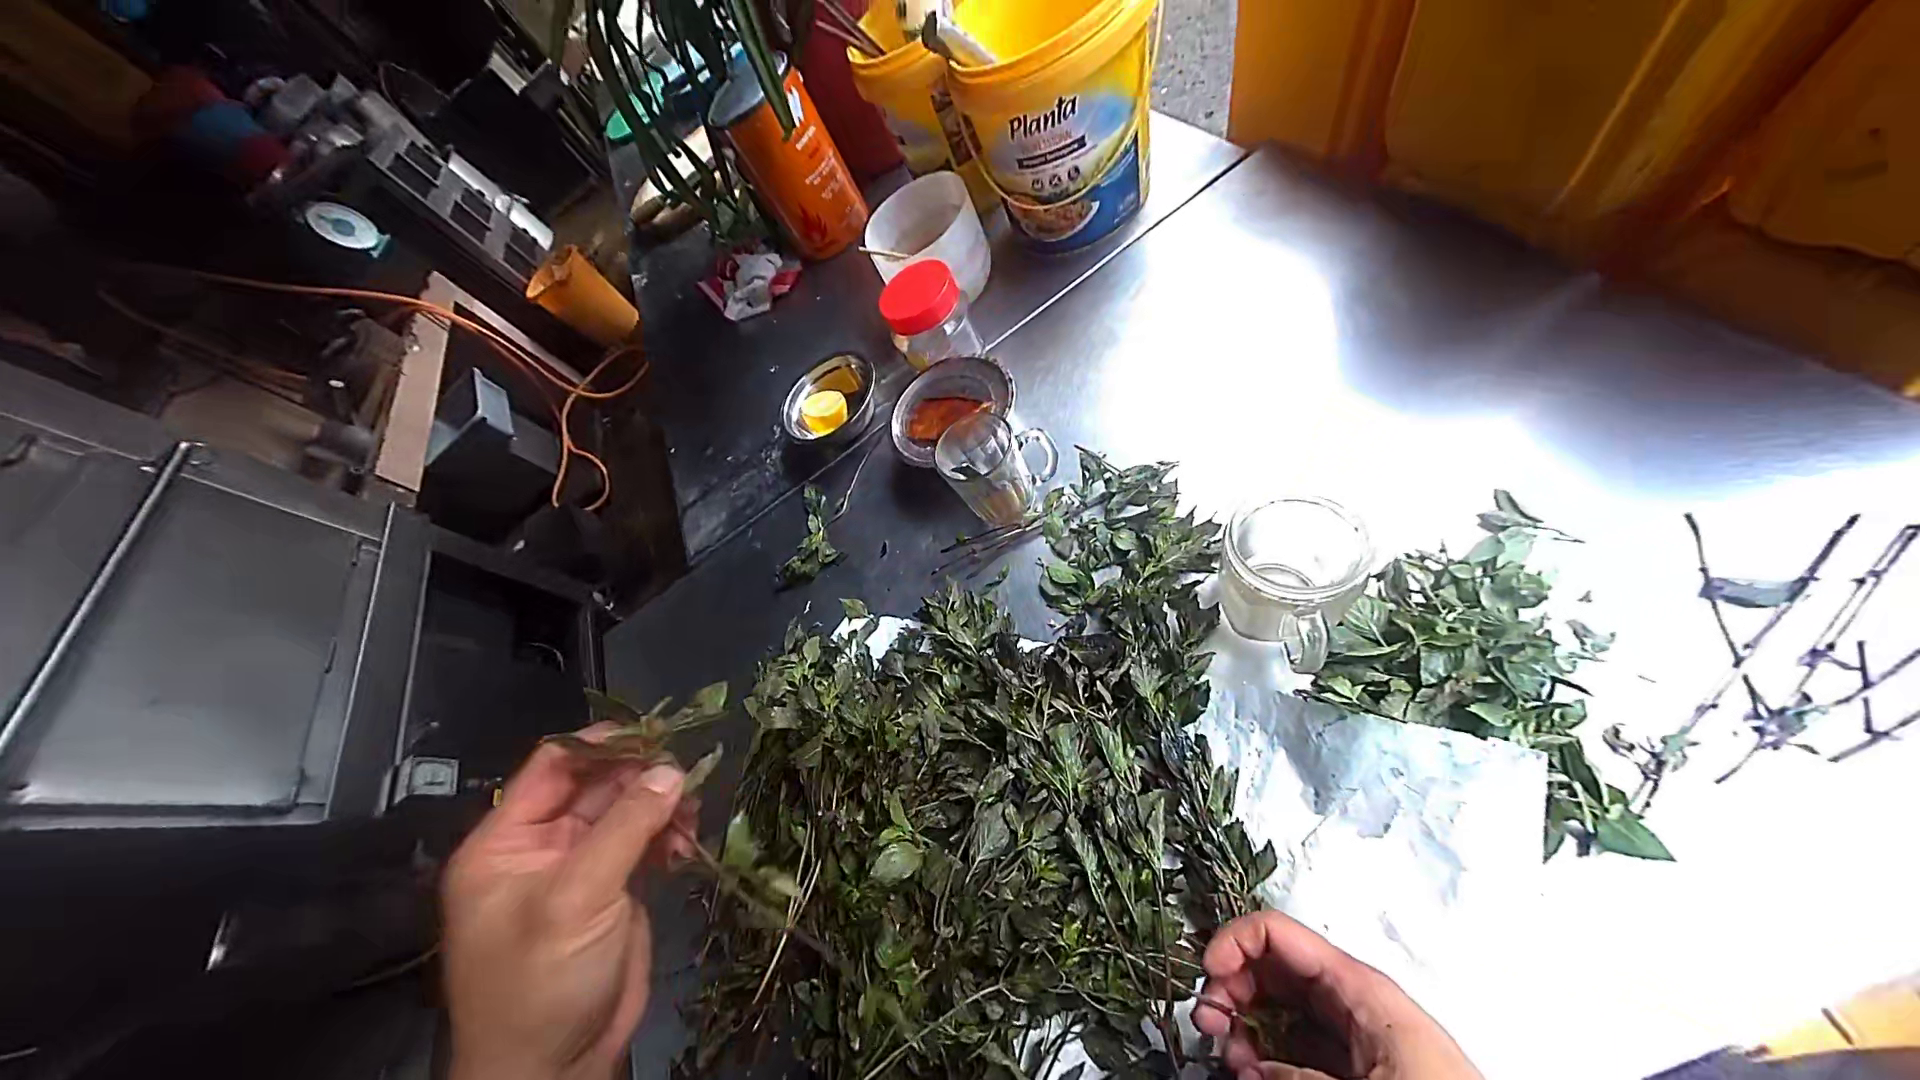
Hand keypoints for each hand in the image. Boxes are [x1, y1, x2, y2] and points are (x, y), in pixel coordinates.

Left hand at [441, 729, 698, 1079]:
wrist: (557, 1068)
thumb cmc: (541, 983)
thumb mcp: (576, 899)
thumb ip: (625, 827)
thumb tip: (673, 770)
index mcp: (507, 841)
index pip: (553, 767)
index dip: (602, 743)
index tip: (655, 732)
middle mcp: (543, 844)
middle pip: (599, 783)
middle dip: (644, 776)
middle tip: (686, 774)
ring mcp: (582, 864)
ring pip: (630, 807)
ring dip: (663, 805)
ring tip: (690, 816)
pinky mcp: (616, 883)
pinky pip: (647, 837)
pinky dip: (670, 834)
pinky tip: (685, 846)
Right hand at [1194, 911, 1480, 1079]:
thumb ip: (1299, 1070)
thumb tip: (1248, 1063)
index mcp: (1357, 986)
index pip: (1275, 931)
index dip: (1232, 943)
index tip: (1208, 978)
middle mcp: (1349, 998)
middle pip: (1270, 965)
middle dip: (1231, 988)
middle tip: (1212, 1025)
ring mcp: (1351, 1031)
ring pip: (1277, 1005)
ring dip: (1244, 1025)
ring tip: (1236, 1060)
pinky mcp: (1354, 1063)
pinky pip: (1295, 1041)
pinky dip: (1267, 1051)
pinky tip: (1258, 1072)